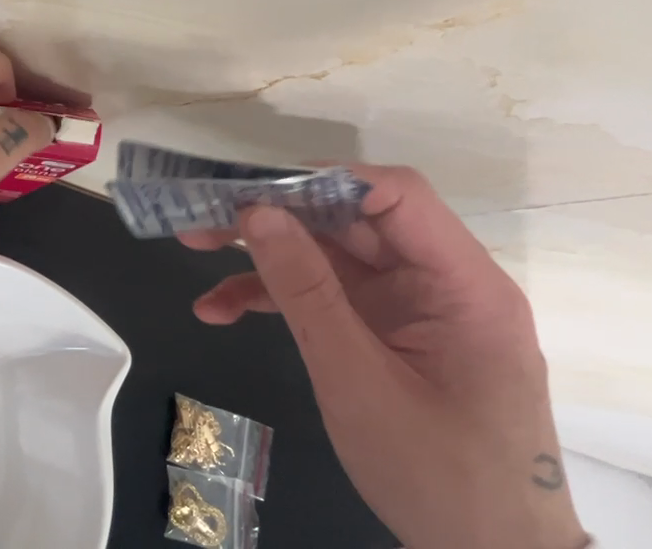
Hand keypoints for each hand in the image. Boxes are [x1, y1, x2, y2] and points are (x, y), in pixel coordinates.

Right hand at [180, 166, 585, 548]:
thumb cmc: (439, 472)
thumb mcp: (357, 377)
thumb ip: (306, 290)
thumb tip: (256, 212)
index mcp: (461, 285)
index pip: (395, 197)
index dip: (322, 180)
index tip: (250, 188)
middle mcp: (438, 284)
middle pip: (347, 221)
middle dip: (271, 216)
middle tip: (200, 215)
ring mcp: (410, 309)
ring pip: (326, 256)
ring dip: (260, 254)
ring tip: (190, 247)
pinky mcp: (385, 334)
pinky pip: (324, 298)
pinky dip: (272, 298)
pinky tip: (219, 311)